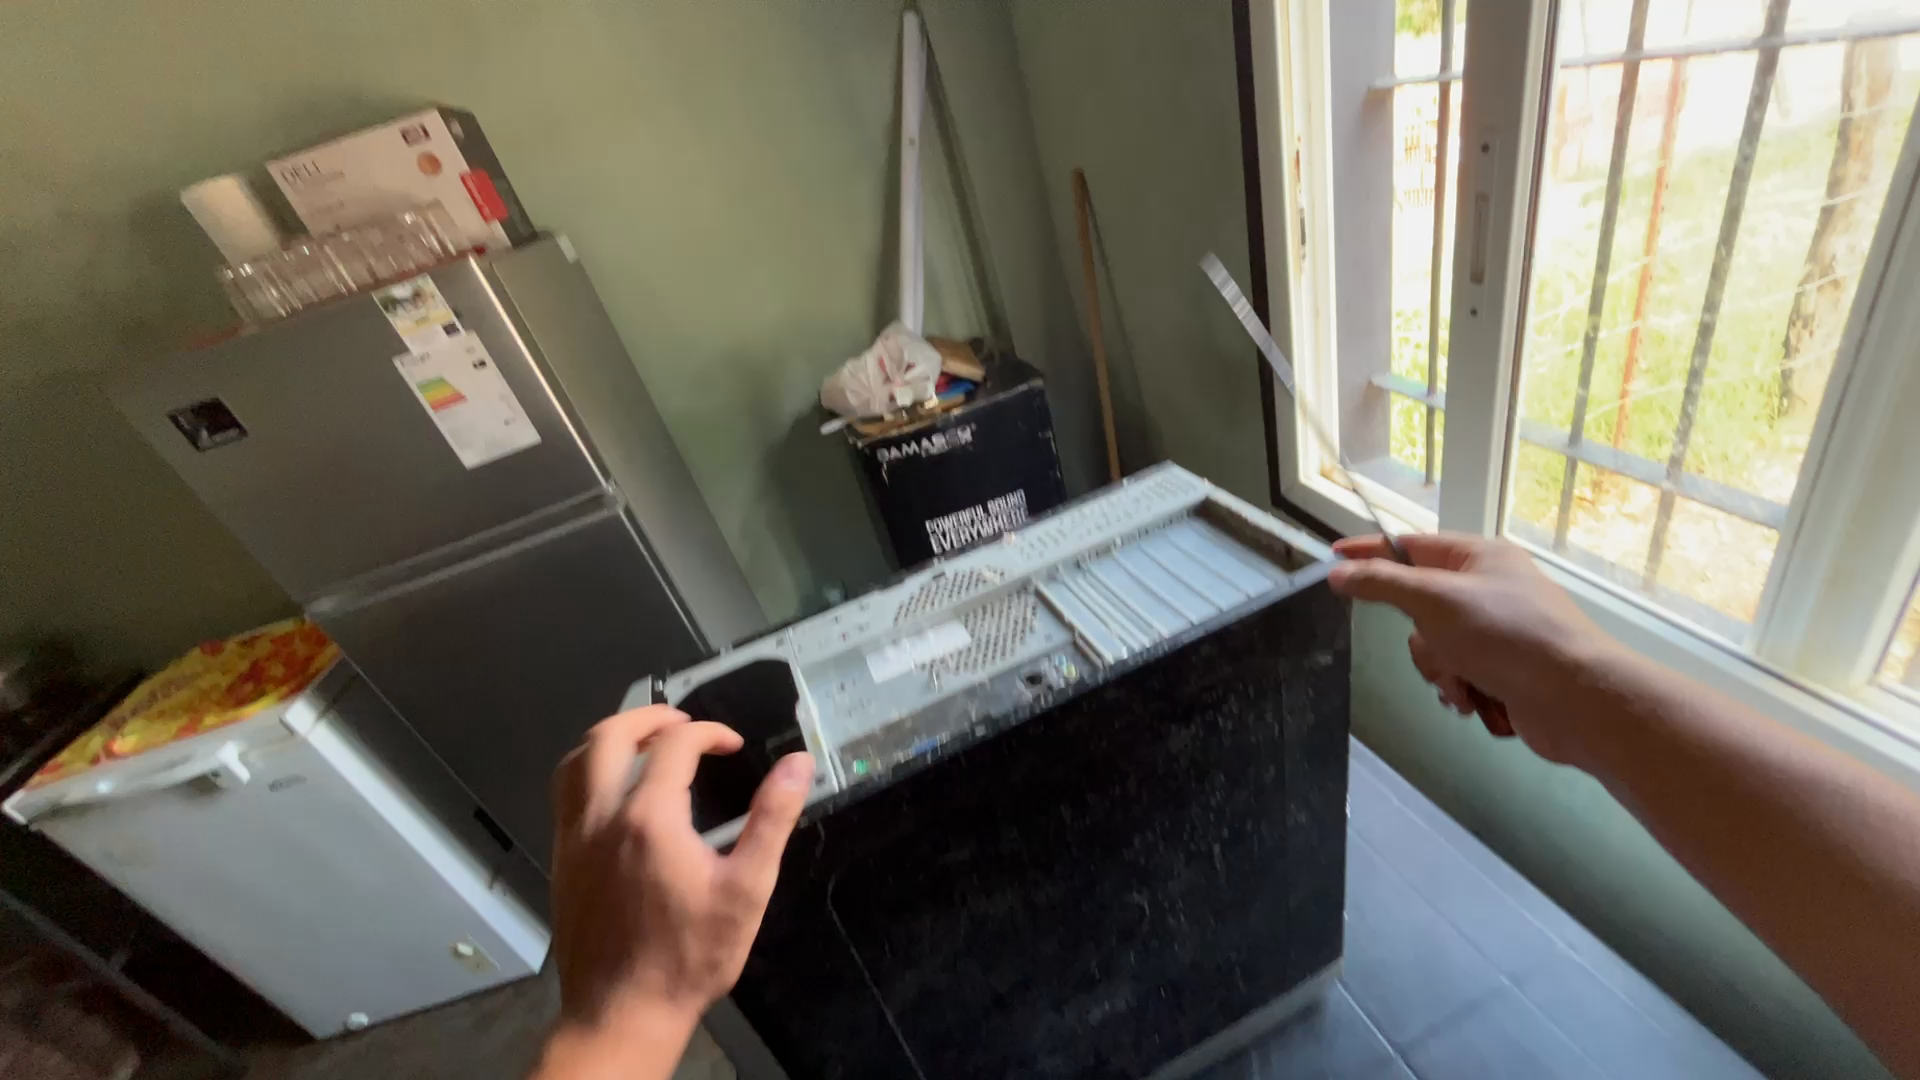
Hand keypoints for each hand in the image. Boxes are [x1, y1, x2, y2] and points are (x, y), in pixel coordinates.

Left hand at [546, 706, 812, 1044]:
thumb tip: (797, 764)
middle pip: (610, 736)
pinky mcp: (562, 861)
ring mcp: (574, 840)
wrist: (621, 1017)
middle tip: (683, 721)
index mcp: (649, 819)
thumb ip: (773, 818)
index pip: (676, 744)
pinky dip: (591, 770)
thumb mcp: (747, 887)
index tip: (733, 745)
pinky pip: (566, 794)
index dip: (710, 732)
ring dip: (612, 738)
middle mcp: (602, 818)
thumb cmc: (690, 954)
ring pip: (576, 761)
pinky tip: (620, 789)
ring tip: (648, 741)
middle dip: (649, 716)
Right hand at [1327, 533, 1624, 768]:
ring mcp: (1496, 629)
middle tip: (1431, 644)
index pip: (1409, 545)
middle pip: (1417, 603)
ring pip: (1431, 642)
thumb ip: (1380, 583)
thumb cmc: (1506, 636)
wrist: (1578, 701)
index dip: (1370, 550)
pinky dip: (1455, 685)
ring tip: (1460, 682)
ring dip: (1437, 666)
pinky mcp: (1502, 666)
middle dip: (1418, 634)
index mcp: (1479, 558)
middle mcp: (1488, 588)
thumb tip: (1336, 572)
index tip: (1332, 555)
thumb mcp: (1433, 600)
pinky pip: (1453, 669)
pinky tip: (1471, 699)